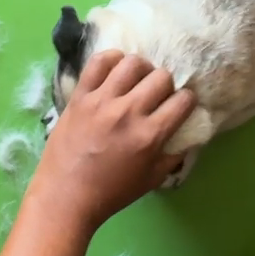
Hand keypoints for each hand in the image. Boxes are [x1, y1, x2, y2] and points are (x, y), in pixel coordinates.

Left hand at [26, 51, 196, 234]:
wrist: (65, 196)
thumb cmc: (111, 193)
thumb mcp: (151, 180)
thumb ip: (173, 157)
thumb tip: (189, 137)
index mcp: (149, 135)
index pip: (182, 101)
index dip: (187, 100)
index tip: (181, 104)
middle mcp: (129, 112)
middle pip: (161, 77)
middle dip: (166, 84)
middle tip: (157, 94)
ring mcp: (102, 101)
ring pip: (132, 63)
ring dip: (141, 69)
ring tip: (136, 79)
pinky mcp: (80, 95)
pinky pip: (98, 62)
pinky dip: (111, 59)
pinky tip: (115, 69)